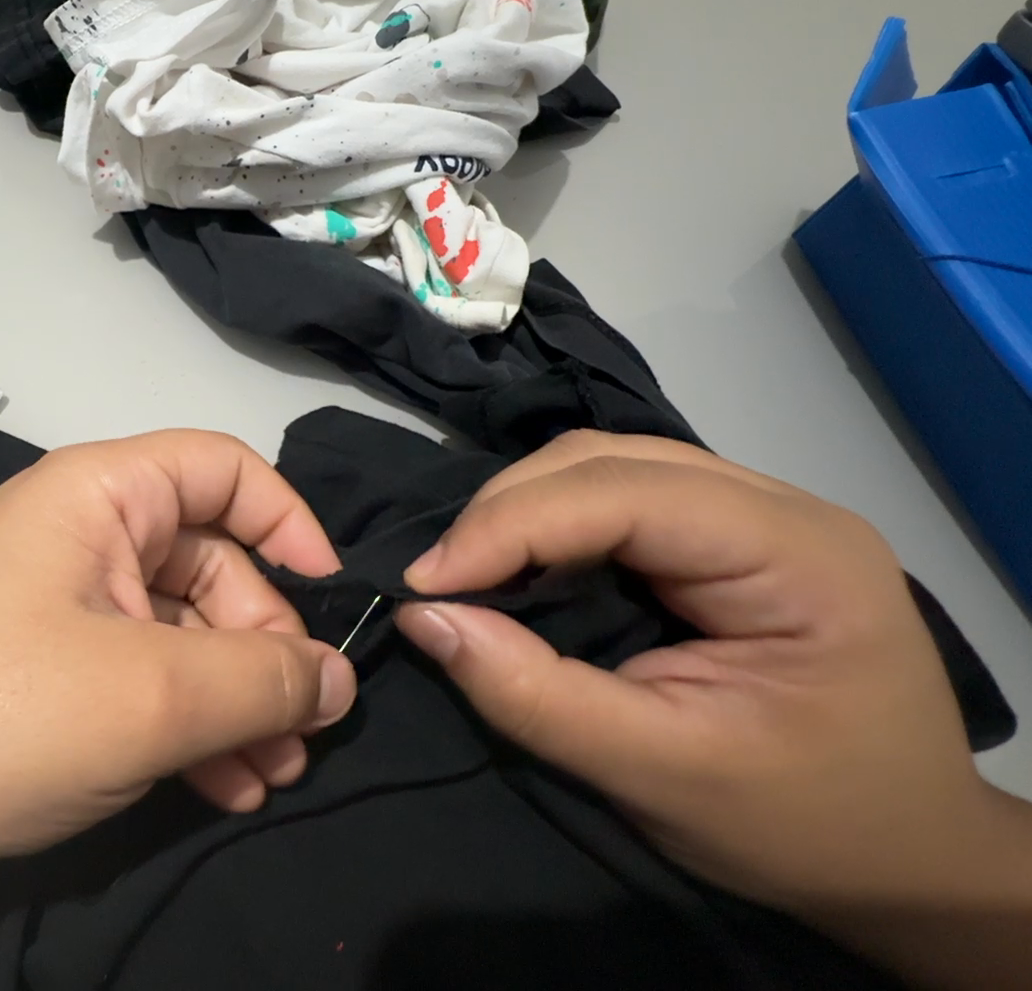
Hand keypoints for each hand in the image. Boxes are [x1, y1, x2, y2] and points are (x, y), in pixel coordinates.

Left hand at [0, 430, 357, 864]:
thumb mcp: (148, 696)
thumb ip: (260, 679)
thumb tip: (337, 676)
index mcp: (99, 496)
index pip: (222, 470)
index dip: (289, 523)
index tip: (331, 601)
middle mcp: (82, 533)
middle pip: (211, 564)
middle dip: (264, 650)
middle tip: (300, 736)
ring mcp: (63, 600)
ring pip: (180, 631)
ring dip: (231, 701)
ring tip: (268, 777)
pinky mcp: (48, 661)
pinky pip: (139, 673)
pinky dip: (183, 722)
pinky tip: (220, 785)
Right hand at [395, 431, 1023, 916]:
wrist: (892, 852)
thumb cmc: (795, 822)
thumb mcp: (655, 773)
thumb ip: (533, 694)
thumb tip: (421, 616)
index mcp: (796, 557)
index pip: (624, 495)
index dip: (508, 527)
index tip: (424, 585)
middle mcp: (775, 509)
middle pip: (602, 461)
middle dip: (502, 513)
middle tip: (438, 583)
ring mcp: (747, 512)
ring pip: (595, 463)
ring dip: (515, 510)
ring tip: (469, 573)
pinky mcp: (713, 531)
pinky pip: (604, 493)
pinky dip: (540, 521)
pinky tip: (516, 564)